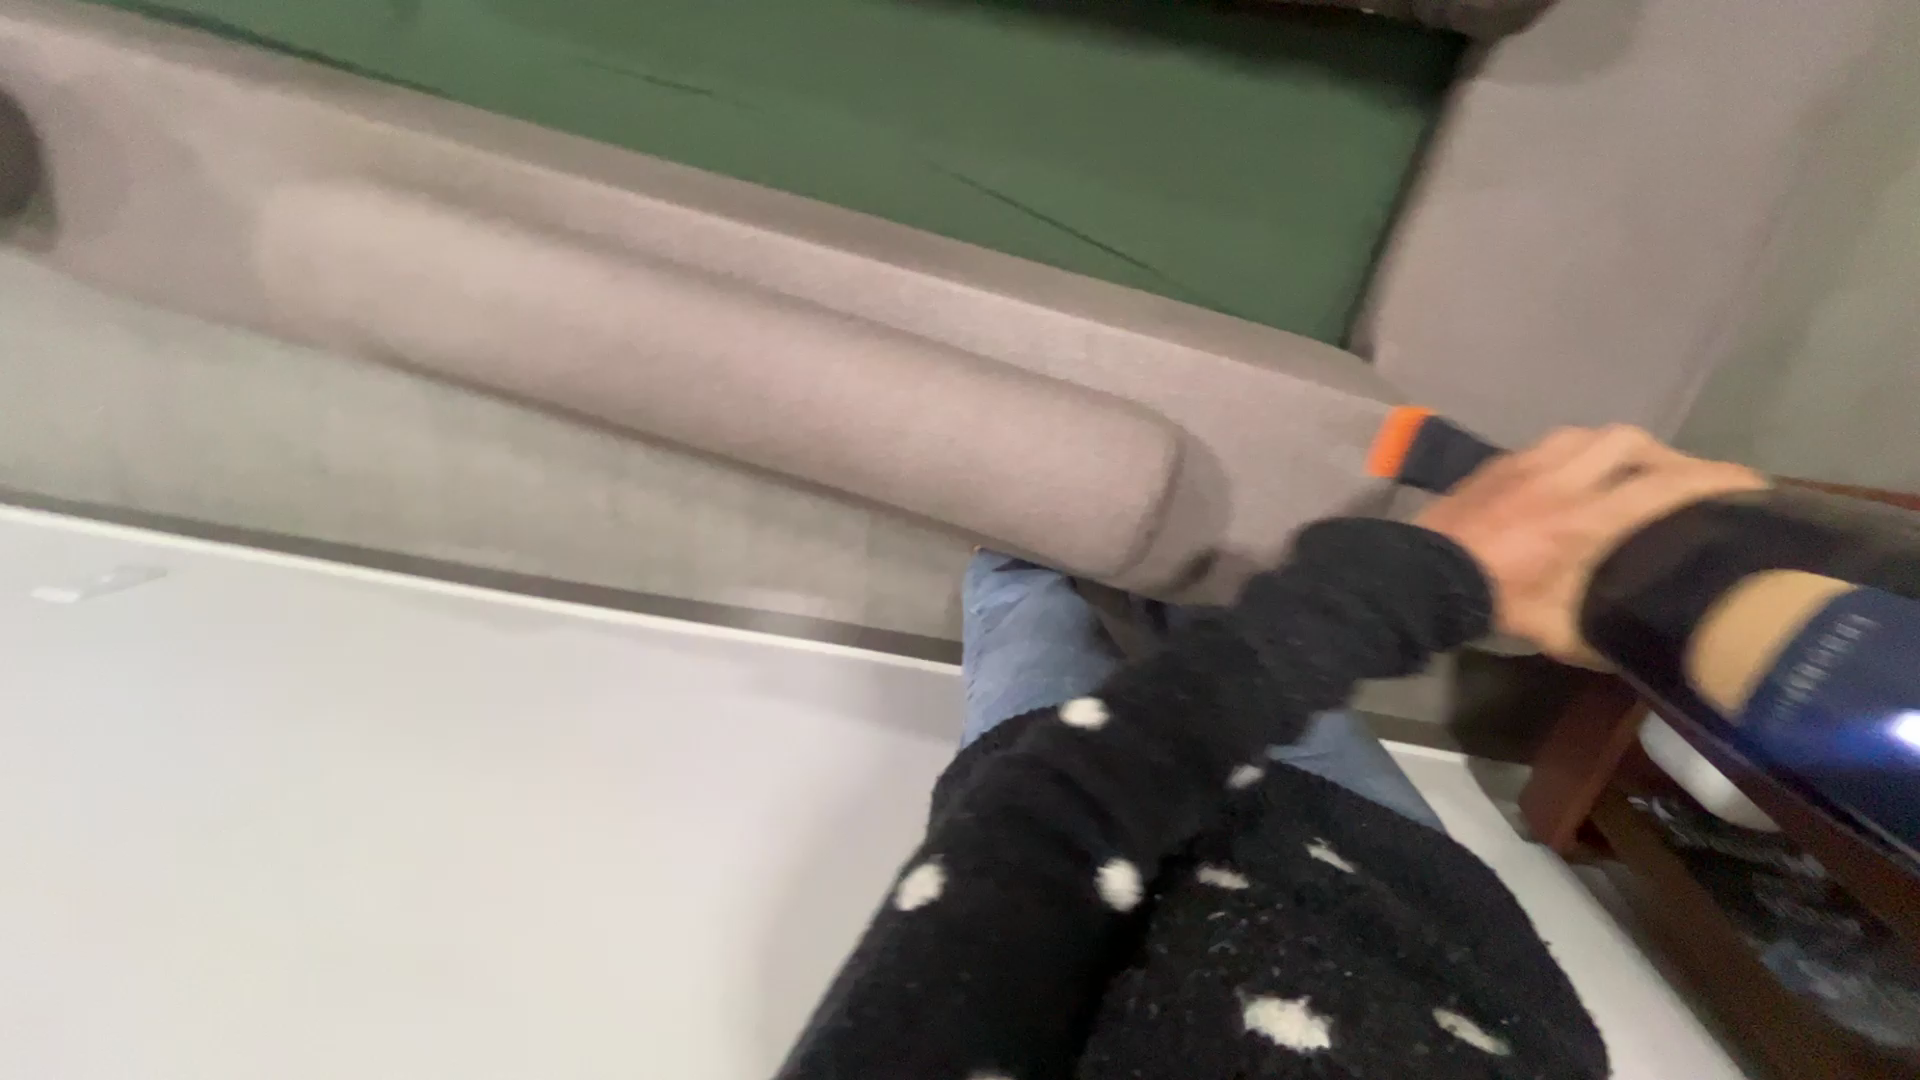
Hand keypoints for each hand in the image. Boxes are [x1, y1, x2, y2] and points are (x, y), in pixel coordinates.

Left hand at [1414, 426, 1766, 664]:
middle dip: (1663, 455)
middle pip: (1628, 440)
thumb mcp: (1550, 628)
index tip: (1749, 486)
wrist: (1417, 575)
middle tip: (1673, 481)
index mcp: (1585, 518)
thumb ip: (1592, 638)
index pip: (1666, 485)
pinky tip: (1565, 479)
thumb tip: (1622, 655)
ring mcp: (1519, 467)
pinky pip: (1542, 446)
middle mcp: (1559, 481)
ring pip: (1582, 435)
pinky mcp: (1490, 467)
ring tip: (1620, 474)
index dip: (1716, 480)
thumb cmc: (1488, 599)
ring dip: (1610, 449)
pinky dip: (1567, 455)